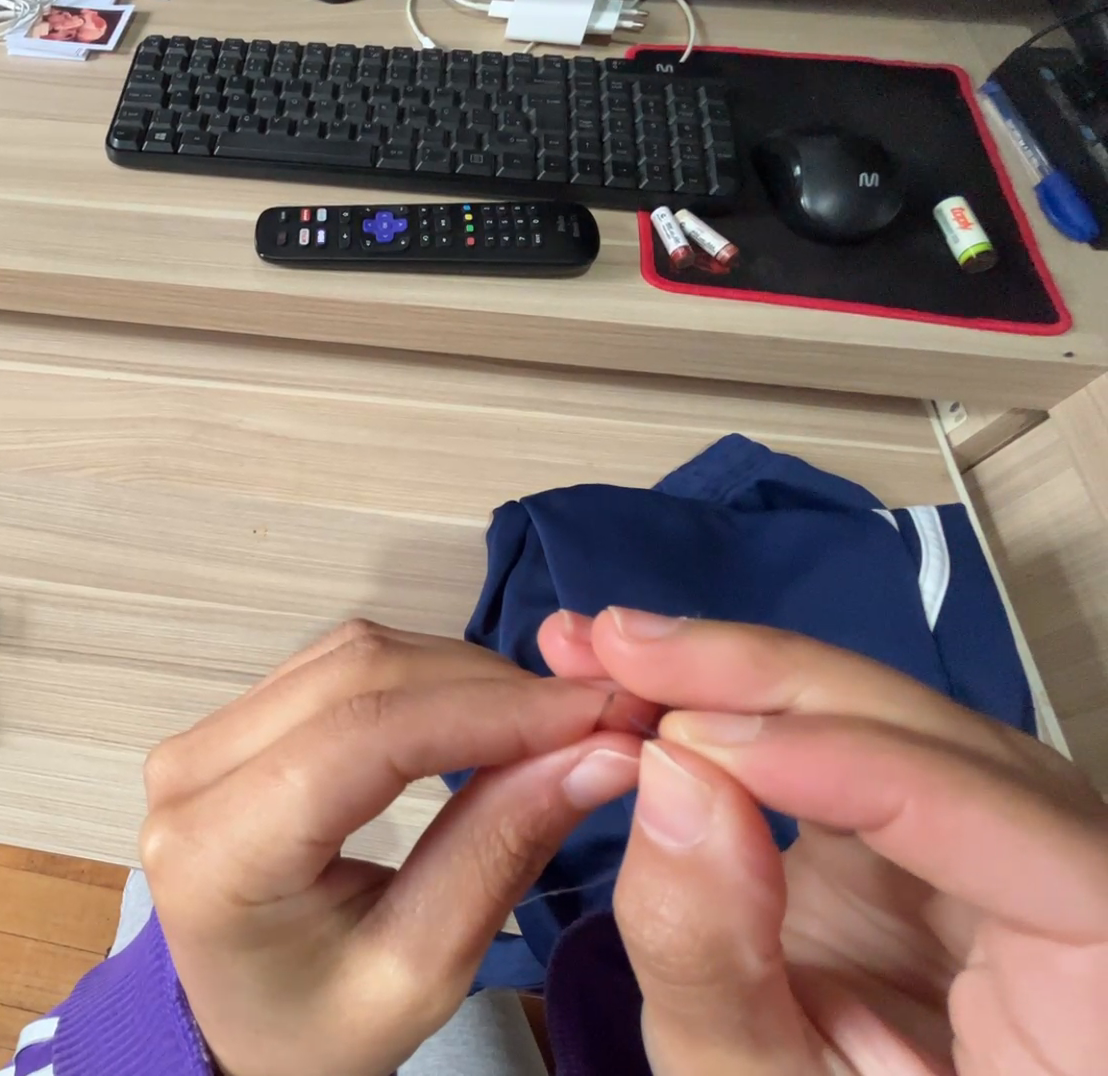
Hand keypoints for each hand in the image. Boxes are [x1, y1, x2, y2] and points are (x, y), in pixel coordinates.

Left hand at [141, 620, 646, 1075]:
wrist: (231, 1020)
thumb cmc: (317, 1026)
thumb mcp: (418, 973)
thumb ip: (494, 852)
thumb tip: (595, 752)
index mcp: (216, 850)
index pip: (360, 737)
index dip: (485, 712)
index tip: (597, 711)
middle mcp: (190, 771)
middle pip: (350, 676)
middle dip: (480, 682)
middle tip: (585, 712)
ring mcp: (196, 737)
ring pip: (342, 657)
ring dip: (450, 672)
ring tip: (540, 715)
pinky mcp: (220, 725)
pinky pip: (325, 669)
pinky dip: (411, 677)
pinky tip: (471, 708)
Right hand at [541, 609, 1107, 1074]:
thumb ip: (709, 954)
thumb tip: (665, 769)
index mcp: (1107, 1010)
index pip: (1042, 852)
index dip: (865, 772)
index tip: (685, 740)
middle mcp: (1076, 899)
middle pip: (956, 746)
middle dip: (765, 678)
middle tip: (616, 644)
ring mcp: (984, 853)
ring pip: (885, 720)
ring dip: (726, 670)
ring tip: (598, 647)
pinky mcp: (901, 830)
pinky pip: (819, 738)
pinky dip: (717, 699)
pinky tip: (635, 677)